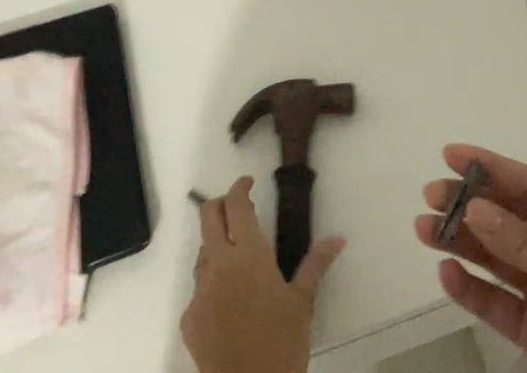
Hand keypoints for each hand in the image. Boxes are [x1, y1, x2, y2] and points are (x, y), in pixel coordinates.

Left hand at [182, 176, 345, 372]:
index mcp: (249, 256)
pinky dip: (212, 283)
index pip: (237, 207)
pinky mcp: (189, 318)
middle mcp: (219, 266)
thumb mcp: (302, 303)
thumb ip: (315, 265)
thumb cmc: (282, 344)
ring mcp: (200, 291)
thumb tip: (337, 238)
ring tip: (236, 254)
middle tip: (235, 205)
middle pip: (208, 219)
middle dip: (219, 205)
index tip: (247, 182)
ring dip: (215, 245)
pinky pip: (199, 289)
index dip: (239, 189)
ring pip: (202, 254)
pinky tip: (228, 300)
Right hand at [415, 145, 526, 372]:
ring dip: (462, 242)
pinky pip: (497, 305)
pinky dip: (470, 290)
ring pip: (498, 259)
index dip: (495, 169)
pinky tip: (447, 273)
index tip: (452, 154)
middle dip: (471, 205)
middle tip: (431, 194)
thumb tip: (477, 209)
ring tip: (424, 228)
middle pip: (511, 221)